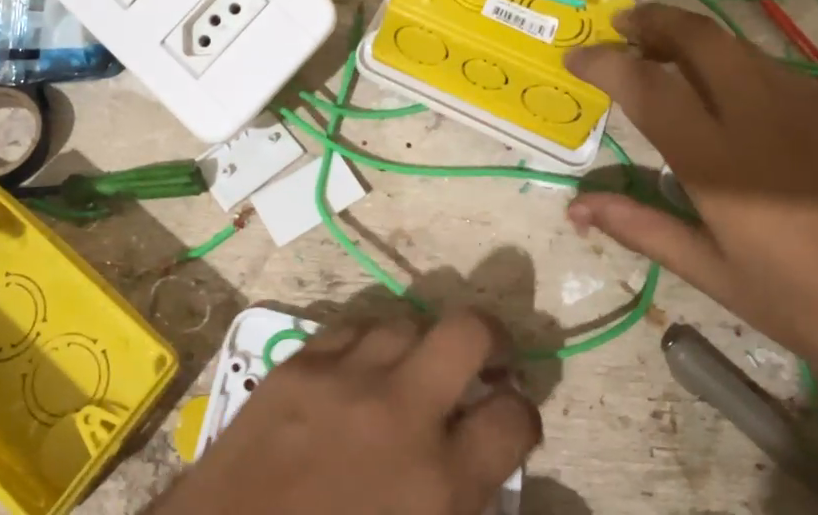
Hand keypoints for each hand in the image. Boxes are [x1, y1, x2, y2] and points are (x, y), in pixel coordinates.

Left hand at [145, 311, 538, 514]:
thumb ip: (456, 498)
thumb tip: (475, 463)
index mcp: (440, 481)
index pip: (515, 419)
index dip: (522, 417)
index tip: (509, 419)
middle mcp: (399, 413)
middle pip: (468, 332)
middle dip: (490, 339)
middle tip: (483, 361)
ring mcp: (342, 379)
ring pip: (404, 321)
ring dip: (419, 346)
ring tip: (410, 370)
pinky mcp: (295, 364)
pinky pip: (348, 328)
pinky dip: (364, 346)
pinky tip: (357, 369)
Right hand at [564, 4, 817, 398]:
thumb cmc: (817, 312)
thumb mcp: (718, 278)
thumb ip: (643, 229)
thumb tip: (576, 206)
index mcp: (720, 161)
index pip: (646, 85)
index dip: (603, 62)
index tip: (576, 59)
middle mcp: (762, 116)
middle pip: (697, 37)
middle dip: (652, 20)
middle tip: (621, 27)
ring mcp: (811, 108)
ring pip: (738, 47)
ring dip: (693, 38)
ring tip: (664, 54)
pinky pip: (773, 70)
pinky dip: (734, 63)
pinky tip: (730, 95)